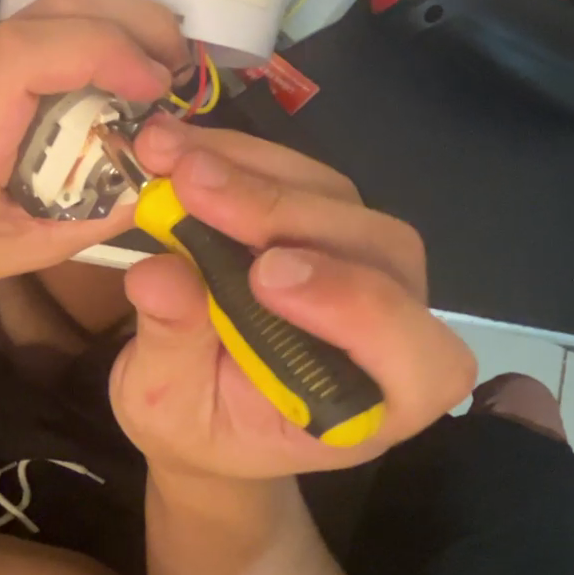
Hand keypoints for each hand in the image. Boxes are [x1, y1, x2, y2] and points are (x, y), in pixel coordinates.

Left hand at [0, 0, 188, 296]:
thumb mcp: (18, 252)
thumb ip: (91, 218)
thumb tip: (159, 177)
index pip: (22, 54)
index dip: (97, 50)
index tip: (152, 83)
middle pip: (41, 15)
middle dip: (123, 22)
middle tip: (177, 60)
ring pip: (39, 11)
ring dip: (109, 22)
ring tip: (157, 61)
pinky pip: (30, 31)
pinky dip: (82, 37)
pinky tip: (114, 69)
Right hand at [109, 119, 476, 481]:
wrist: (197, 404)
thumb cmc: (197, 427)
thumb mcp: (167, 407)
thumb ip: (173, 346)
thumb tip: (157, 273)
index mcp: (378, 402)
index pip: (416, 360)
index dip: (355, 307)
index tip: (264, 277)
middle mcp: (390, 327)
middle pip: (372, 252)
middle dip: (277, 212)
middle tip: (191, 183)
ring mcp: (358, 265)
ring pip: (334, 197)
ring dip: (248, 168)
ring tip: (167, 155)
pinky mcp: (319, 223)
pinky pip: (294, 176)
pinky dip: (234, 156)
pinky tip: (178, 147)